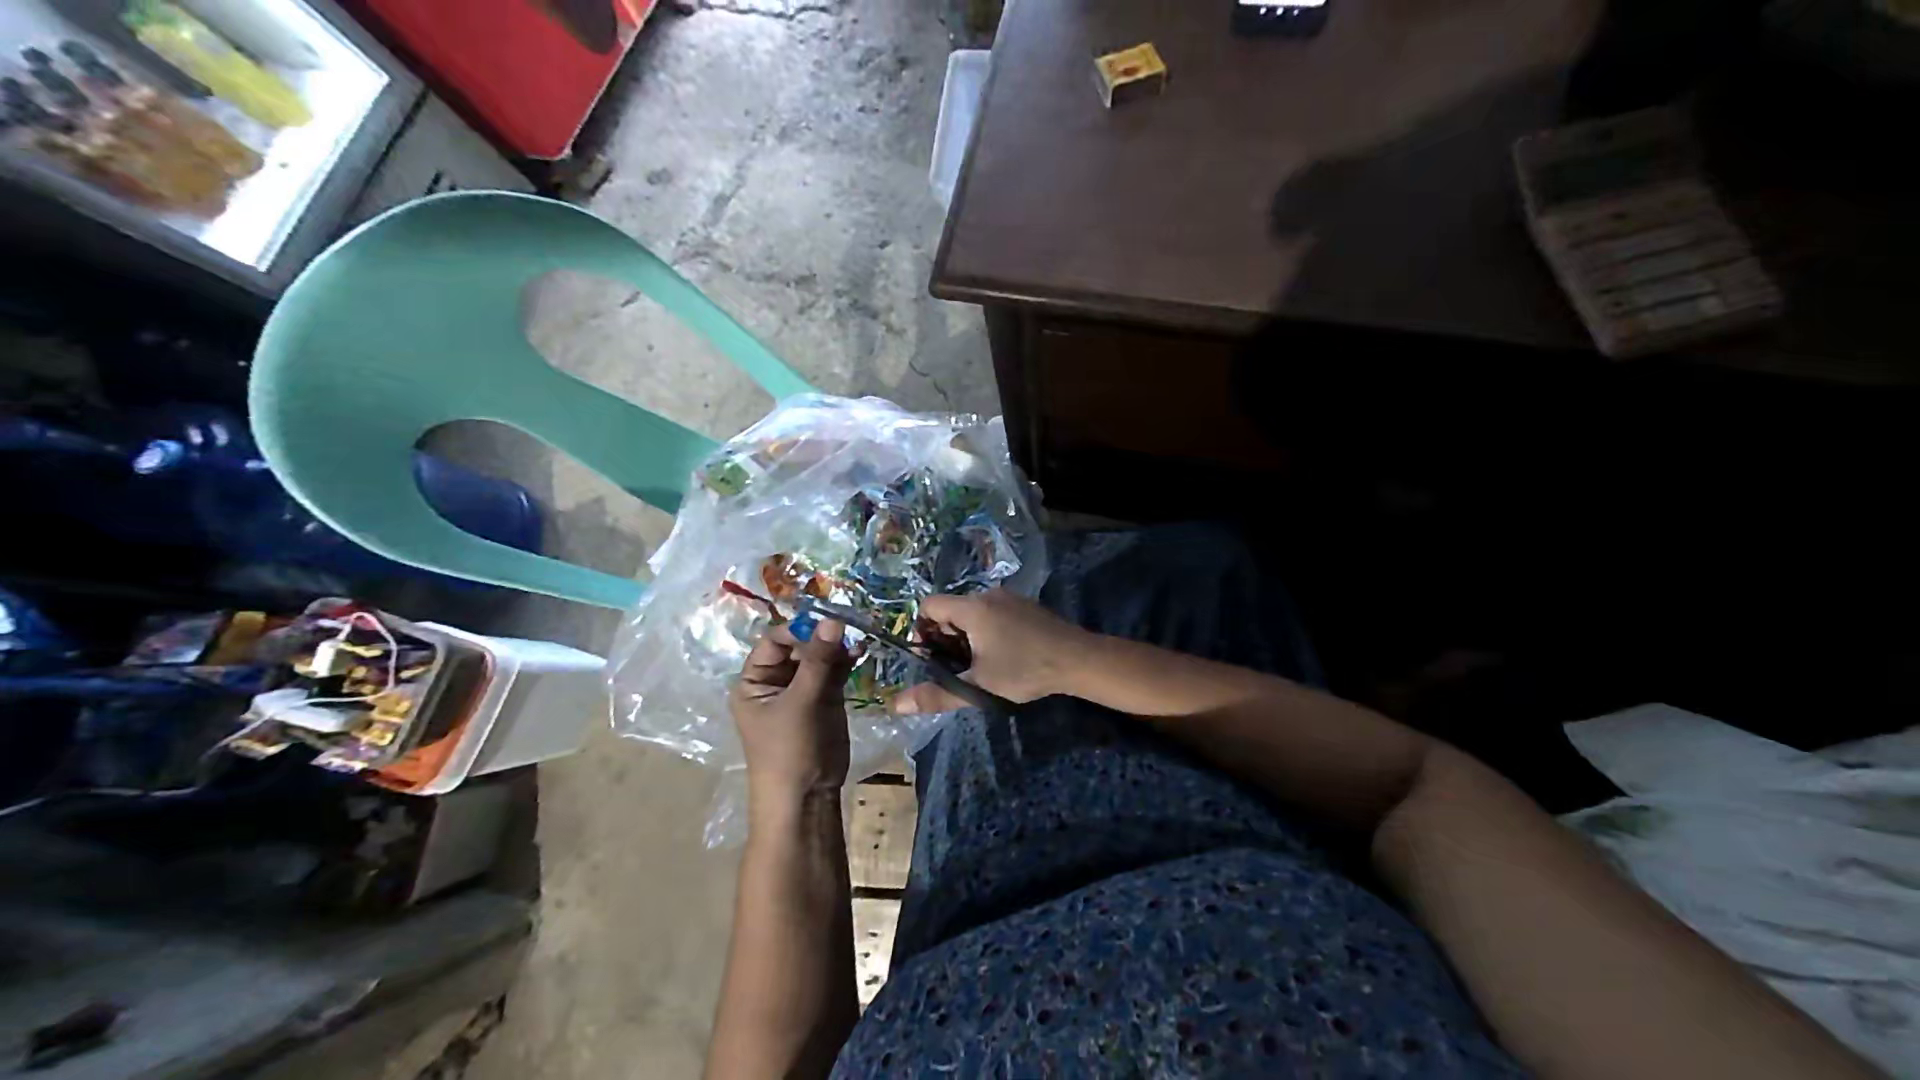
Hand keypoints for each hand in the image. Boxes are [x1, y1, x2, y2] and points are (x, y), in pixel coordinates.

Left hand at [732, 620, 853, 798]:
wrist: (806, 798)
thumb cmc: (790, 750)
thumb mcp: (801, 702)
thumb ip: (818, 660)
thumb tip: (833, 620)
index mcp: (754, 681)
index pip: (774, 642)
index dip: (799, 630)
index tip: (827, 622)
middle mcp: (776, 681)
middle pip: (800, 647)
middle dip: (823, 636)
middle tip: (850, 626)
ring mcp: (802, 691)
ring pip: (820, 658)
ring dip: (838, 647)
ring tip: (860, 636)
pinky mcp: (824, 700)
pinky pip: (834, 673)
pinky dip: (846, 662)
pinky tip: (862, 651)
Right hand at [892, 590, 1091, 713]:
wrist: (1078, 659)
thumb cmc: (1025, 669)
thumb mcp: (979, 685)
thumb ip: (937, 694)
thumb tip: (897, 705)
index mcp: (972, 607)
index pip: (930, 604)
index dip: (921, 629)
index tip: (930, 657)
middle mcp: (988, 595)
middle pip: (951, 609)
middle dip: (944, 637)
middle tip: (954, 667)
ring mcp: (1010, 599)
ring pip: (973, 613)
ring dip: (966, 637)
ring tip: (978, 666)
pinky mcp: (1026, 607)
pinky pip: (993, 614)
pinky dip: (986, 632)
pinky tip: (1002, 657)